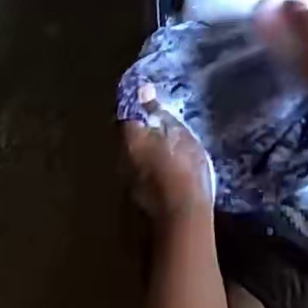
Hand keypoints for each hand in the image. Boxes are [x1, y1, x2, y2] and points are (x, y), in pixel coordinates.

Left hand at [122, 86, 213, 221]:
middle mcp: (122, 158)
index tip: (150, 100)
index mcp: (130, 139)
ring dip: (144, 147)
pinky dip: (149, 164)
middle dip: (140, 127)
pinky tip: (165, 165)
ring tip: (164, 143)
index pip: (126, 113)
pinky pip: (140, 171)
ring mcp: (128, 179)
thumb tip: (142, 89)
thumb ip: (158, 111)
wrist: (185, 217)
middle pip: (128, 135)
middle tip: (158, 121)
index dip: (137, 105)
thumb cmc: (184, 168)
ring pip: (133, 155)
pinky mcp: (138, 196)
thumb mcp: (178, 133)